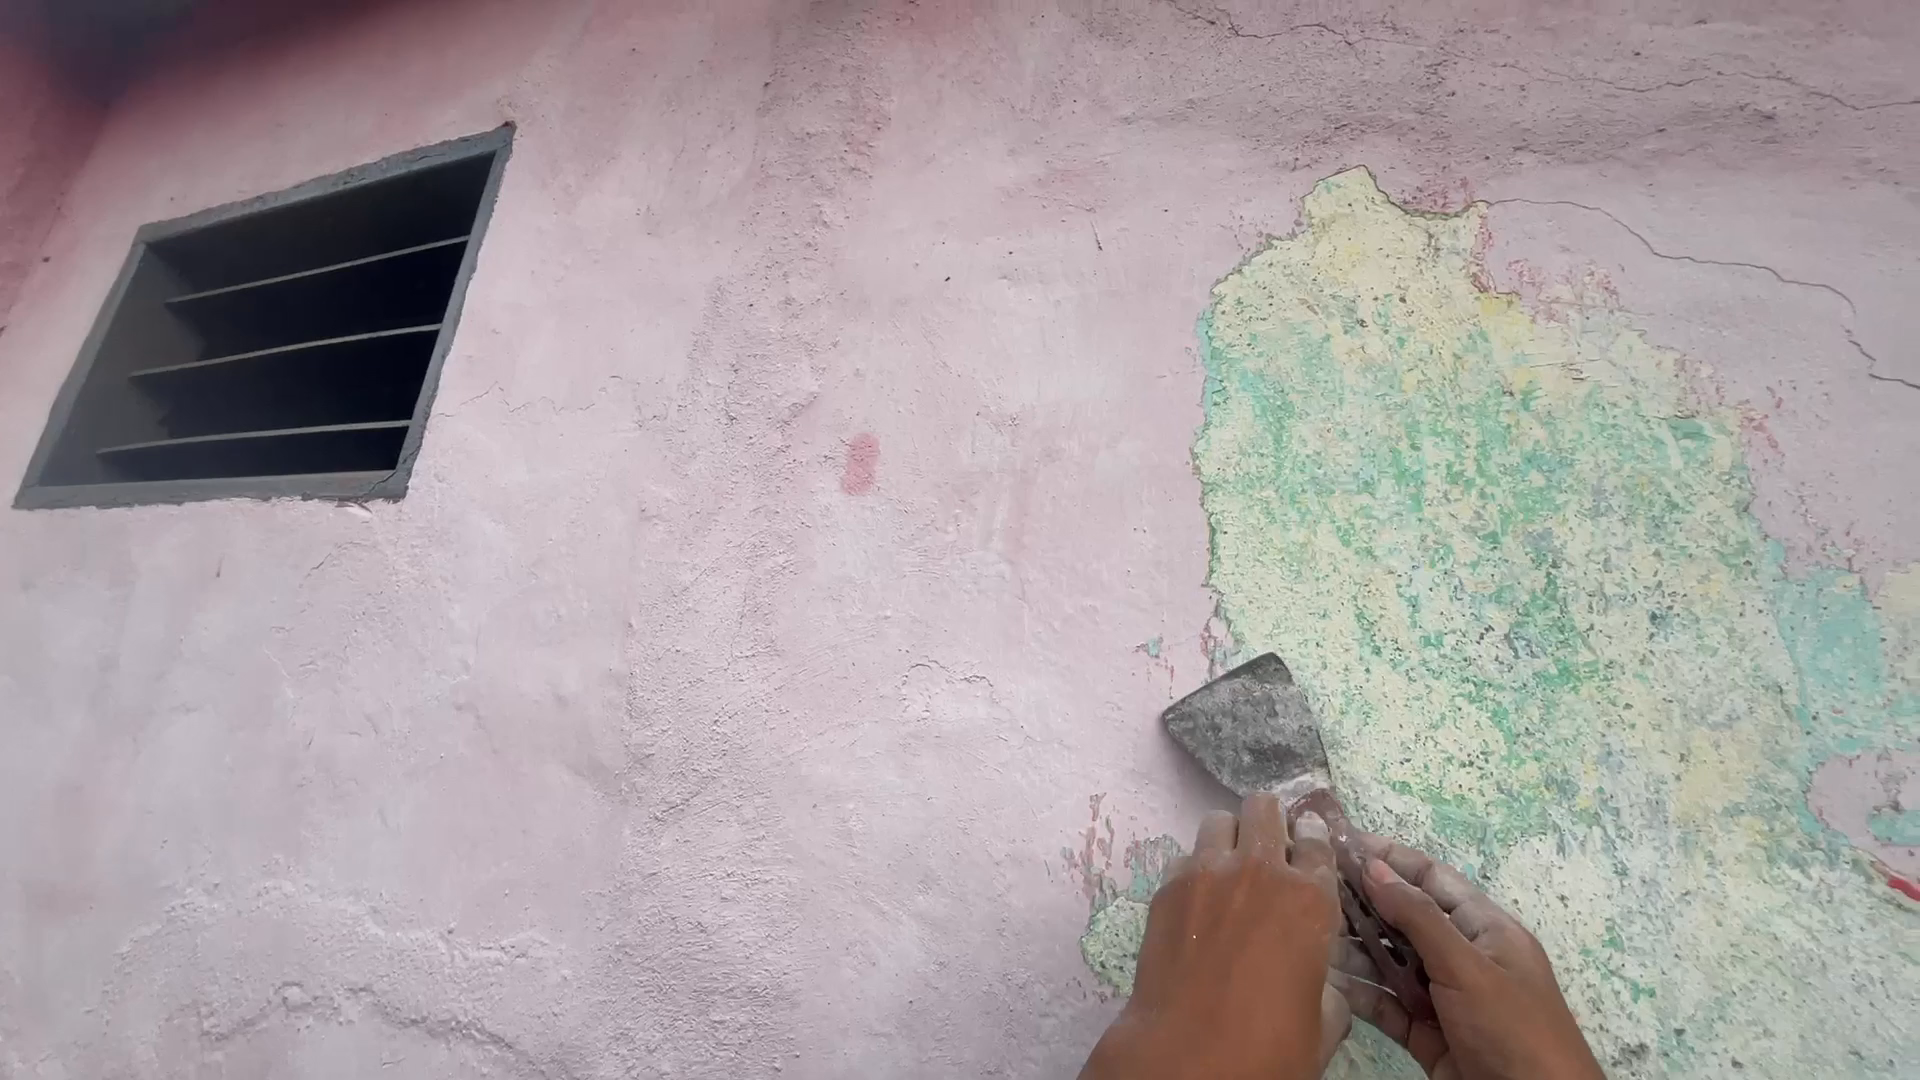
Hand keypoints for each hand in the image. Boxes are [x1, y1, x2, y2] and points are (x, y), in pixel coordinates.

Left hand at [1080, 794, 1346, 1079]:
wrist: (1189, 1052)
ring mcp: (1208, 870)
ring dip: (1230, 836)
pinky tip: (1199, 900)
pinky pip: (1187, 857)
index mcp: (1309, 900)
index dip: (1315, 836)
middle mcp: (1259, 871)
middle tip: (1269, 845)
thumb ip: (1325, 981)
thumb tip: (1316, 972)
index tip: (1309, 836)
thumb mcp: (1323, 1022)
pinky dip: (1197, 869)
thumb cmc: (1269, 1047)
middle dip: (1270, 820)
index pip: (1318, 842)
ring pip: (1219, 820)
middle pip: (1264, 808)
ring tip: (1230, 866)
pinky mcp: (1169, 882)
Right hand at [1327, 831, 1604, 1079]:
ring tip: (1310, 930)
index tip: (1339, 839)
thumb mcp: (1467, 967)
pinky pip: (1385, 1002)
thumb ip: (1417, 915)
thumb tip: (1371, 864)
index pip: (1431, 876)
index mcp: (1485, 930)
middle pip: (1404, 915)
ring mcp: (1443, 996)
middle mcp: (1462, 957)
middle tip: (1311, 882)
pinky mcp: (1425, 1033)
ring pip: (1389, 958)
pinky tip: (1326, 977)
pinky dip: (1358, 990)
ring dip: (1353, 945)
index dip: (1388, 855)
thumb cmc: (1514, 1033)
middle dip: (1361, 898)